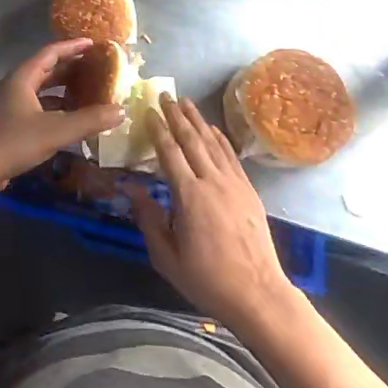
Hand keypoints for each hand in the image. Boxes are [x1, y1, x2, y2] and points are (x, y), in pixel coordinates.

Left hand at [0, 39, 122, 195]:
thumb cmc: (14, 142)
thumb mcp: (56, 130)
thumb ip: (90, 120)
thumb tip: (121, 111)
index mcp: (23, 77)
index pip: (51, 52)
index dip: (73, 47)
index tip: (95, 44)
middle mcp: (15, 85)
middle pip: (46, 69)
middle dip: (71, 67)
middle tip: (96, 67)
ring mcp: (9, 104)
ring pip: (41, 88)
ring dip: (63, 88)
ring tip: (88, 90)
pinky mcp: (8, 122)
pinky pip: (36, 105)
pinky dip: (55, 106)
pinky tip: (69, 118)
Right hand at [124, 94, 296, 330]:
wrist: (257, 292)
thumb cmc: (207, 280)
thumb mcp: (167, 257)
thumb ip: (148, 219)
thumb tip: (130, 188)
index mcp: (189, 196)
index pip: (170, 152)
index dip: (158, 129)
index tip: (149, 111)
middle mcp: (212, 181)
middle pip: (192, 139)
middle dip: (177, 115)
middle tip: (166, 95)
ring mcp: (233, 183)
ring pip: (213, 143)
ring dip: (198, 120)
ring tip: (186, 102)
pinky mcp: (248, 189)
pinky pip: (231, 155)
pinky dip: (220, 139)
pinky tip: (213, 129)